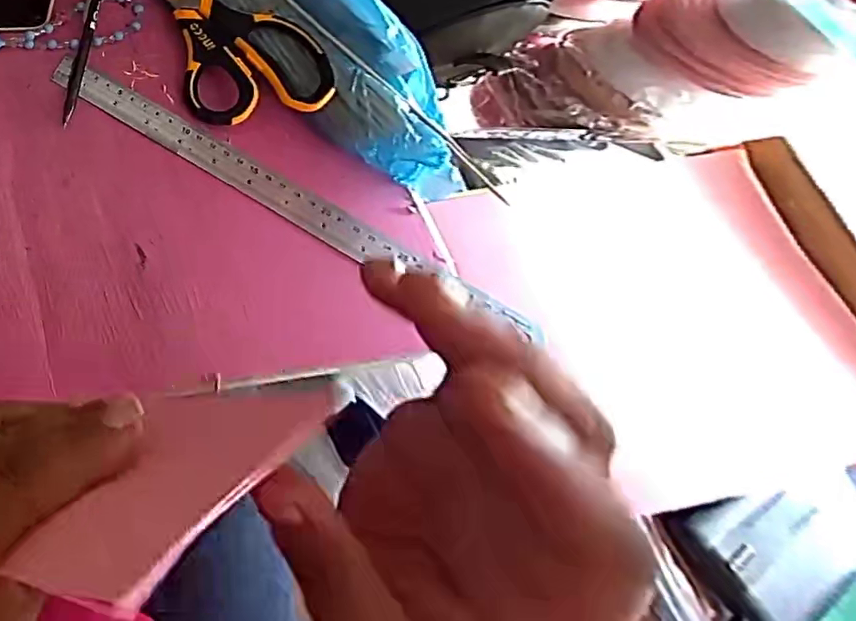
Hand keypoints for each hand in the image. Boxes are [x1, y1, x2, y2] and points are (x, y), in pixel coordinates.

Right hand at [252, 261, 653, 620]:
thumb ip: (336, 569)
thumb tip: (278, 492)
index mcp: (566, 576)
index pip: (577, 512)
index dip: (532, 448)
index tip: (476, 395)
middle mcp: (553, 499)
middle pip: (559, 415)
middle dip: (493, 350)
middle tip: (426, 304)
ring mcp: (510, 450)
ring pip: (513, 368)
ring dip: (457, 316)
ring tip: (395, 280)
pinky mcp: (464, 419)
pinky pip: (462, 353)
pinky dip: (426, 313)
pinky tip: (388, 286)